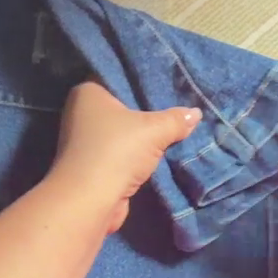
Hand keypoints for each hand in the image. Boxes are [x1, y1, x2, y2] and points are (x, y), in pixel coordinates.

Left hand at [48, 81, 199, 232]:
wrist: (89, 201)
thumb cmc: (115, 151)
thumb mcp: (152, 130)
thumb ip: (174, 119)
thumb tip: (196, 112)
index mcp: (88, 92)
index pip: (118, 76)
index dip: (142, 79)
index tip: (168, 79)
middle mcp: (82, 110)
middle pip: (122, 104)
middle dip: (147, 108)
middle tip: (179, 102)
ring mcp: (86, 138)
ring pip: (122, 129)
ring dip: (143, 133)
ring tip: (175, 124)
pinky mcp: (93, 161)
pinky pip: (121, 148)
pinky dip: (137, 151)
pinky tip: (161, 149)